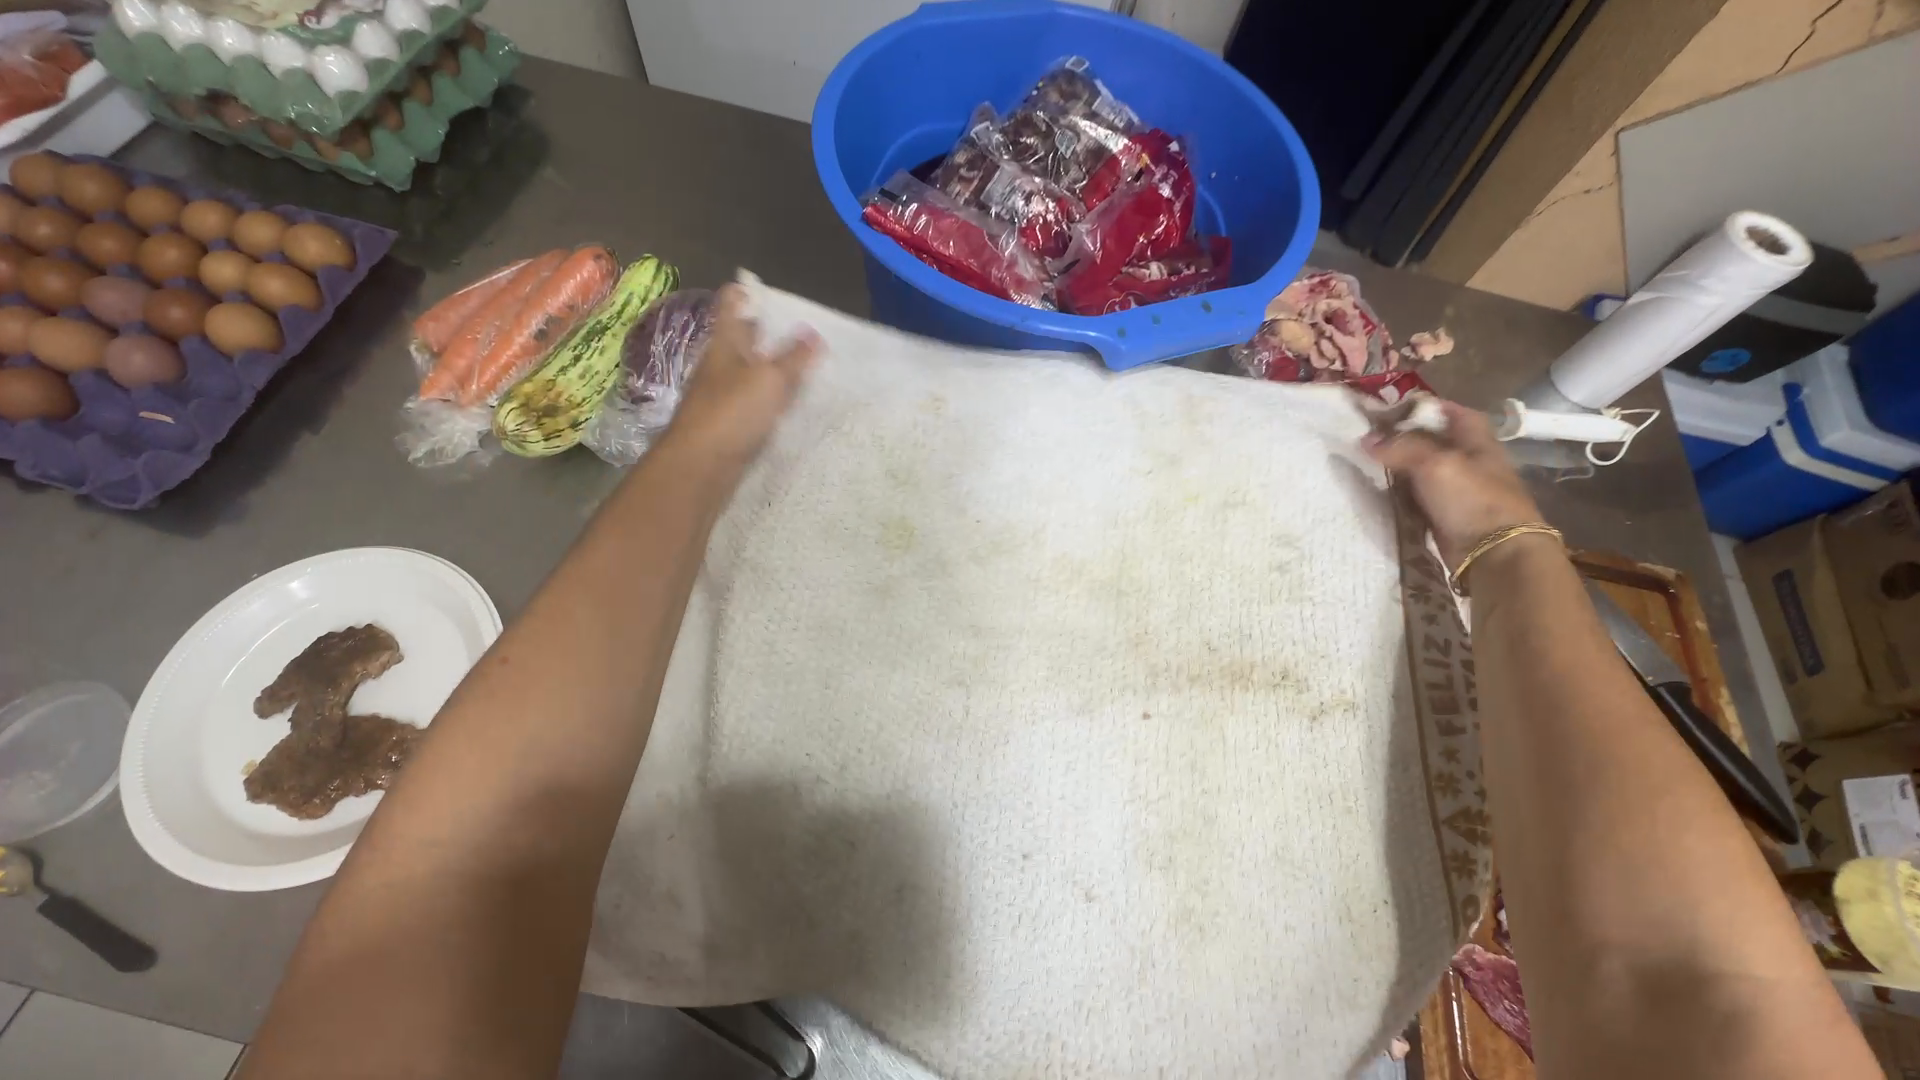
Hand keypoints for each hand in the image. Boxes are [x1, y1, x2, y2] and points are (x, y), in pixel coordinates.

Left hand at [658, 284, 820, 465]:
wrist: (700, 467)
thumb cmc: (732, 412)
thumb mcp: (770, 379)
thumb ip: (794, 357)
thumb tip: (813, 331)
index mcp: (726, 343)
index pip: (733, 304)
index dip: (749, 294)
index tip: (775, 294)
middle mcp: (721, 364)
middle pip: (744, 339)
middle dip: (769, 333)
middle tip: (804, 331)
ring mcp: (723, 395)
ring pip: (751, 372)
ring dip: (774, 369)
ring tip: (808, 367)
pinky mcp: (730, 424)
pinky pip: (755, 403)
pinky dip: (772, 400)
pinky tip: (792, 406)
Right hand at [1364, 398, 1544, 567]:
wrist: (1493, 552)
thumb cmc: (1472, 497)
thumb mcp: (1435, 462)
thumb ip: (1400, 447)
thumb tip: (1366, 440)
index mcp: (1475, 438)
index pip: (1447, 411)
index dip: (1420, 407)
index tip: (1386, 410)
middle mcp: (1466, 458)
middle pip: (1429, 439)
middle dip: (1399, 437)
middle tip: (1364, 436)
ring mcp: (1455, 487)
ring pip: (1418, 468)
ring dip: (1395, 466)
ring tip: (1362, 460)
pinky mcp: (1442, 512)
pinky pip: (1414, 495)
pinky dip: (1397, 491)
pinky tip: (1376, 488)